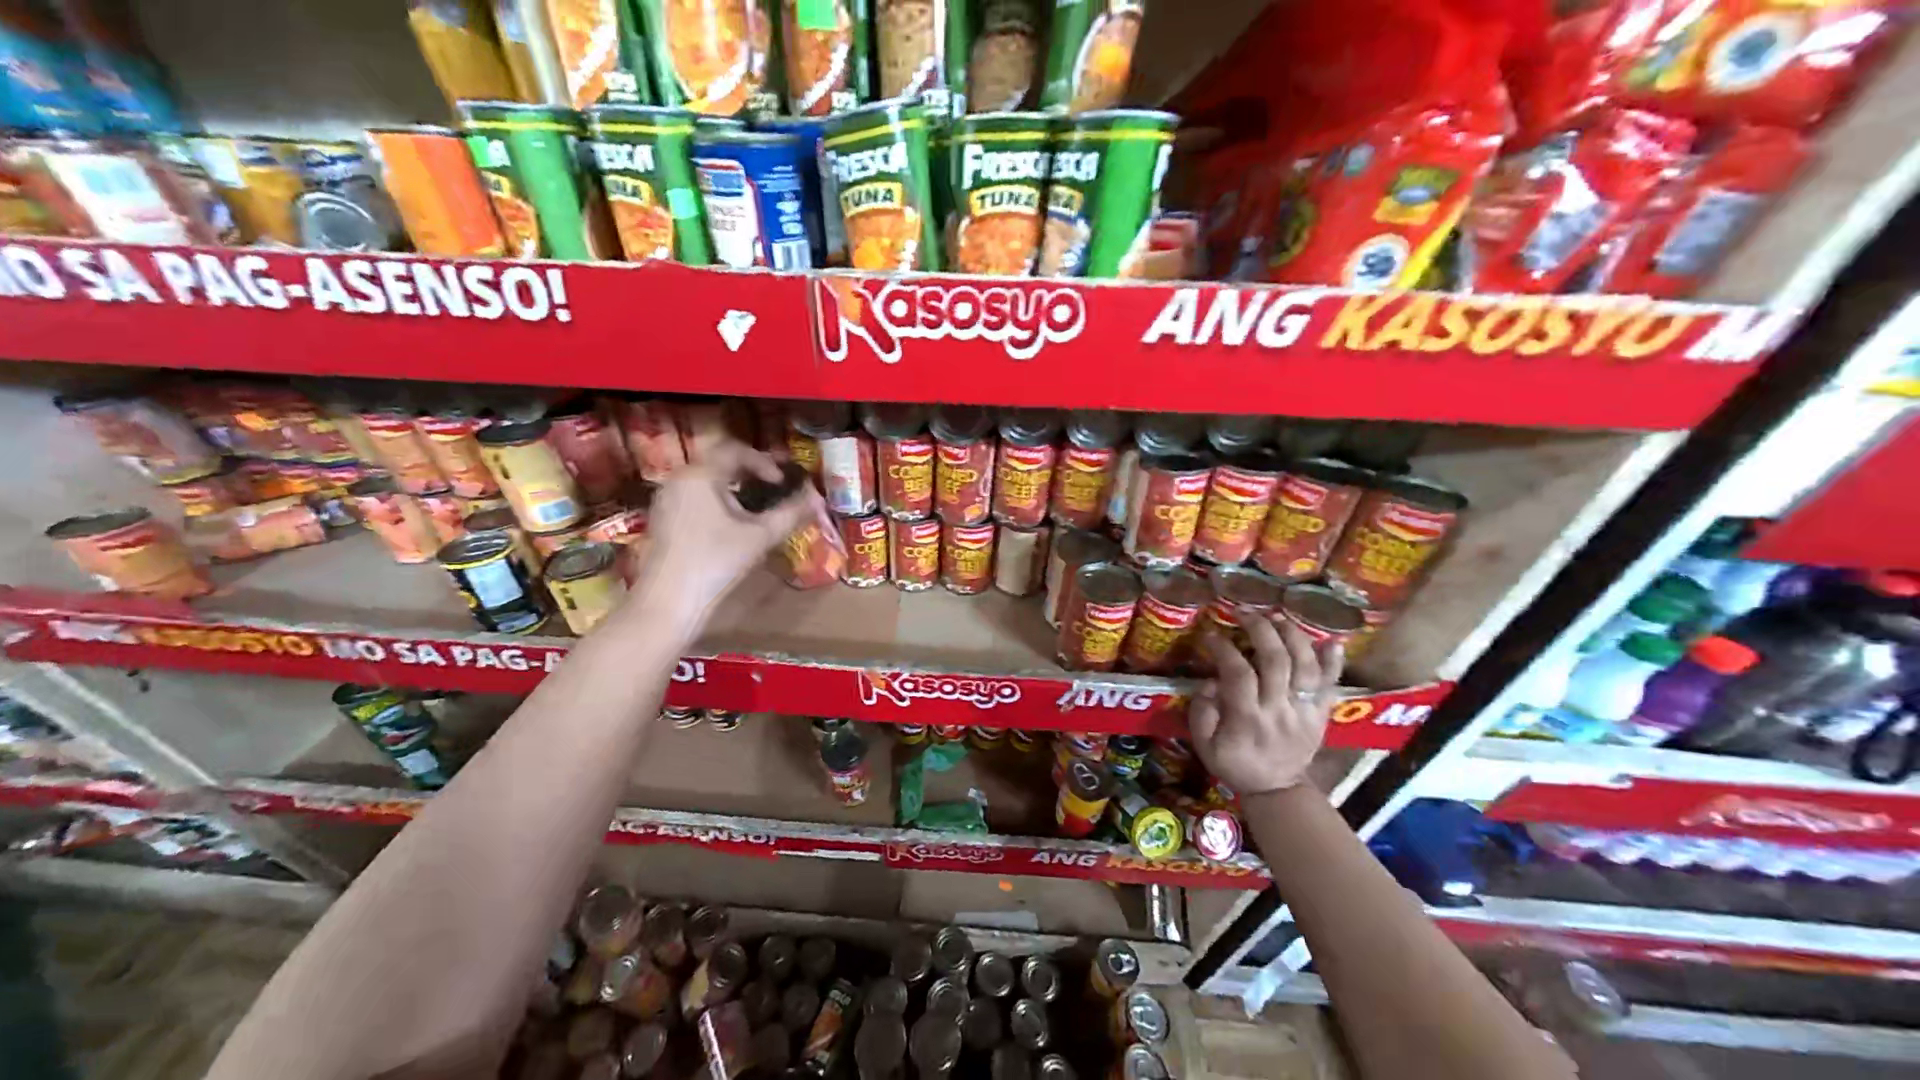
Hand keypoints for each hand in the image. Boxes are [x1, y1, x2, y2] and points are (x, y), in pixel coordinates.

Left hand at [628, 441, 818, 629]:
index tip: (782, 483)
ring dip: (735, 489)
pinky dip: (718, 503)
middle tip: (775, 490)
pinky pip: (695, 498)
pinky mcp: (663, 520)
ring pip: (706, 482)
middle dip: (750, 474)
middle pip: (719, 463)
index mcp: (700, 475)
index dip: (764, 462)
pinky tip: (733, 527)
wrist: (668, 603)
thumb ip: (790, 513)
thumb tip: (816, 499)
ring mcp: (667, 500)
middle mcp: (679, 479)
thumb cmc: (715, 562)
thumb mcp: (759, 536)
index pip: (735, 449)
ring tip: (758, 510)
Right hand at [1188, 613, 1345, 796]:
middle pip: (1276, 661)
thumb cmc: (1234, 763)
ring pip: (1306, 666)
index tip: (1212, 635)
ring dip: (1293, 636)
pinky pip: (1333, 685)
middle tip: (1245, 613)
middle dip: (1261, 630)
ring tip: (1277, 617)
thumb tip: (1211, 681)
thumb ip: (1202, 711)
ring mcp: (1305, 711)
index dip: (1224, 649)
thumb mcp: (1204, 744)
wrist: (1277, 789)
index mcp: (1247, 719)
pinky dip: (1335, 662)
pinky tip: (1333, 640)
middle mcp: (1279, 710)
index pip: (1238, 673)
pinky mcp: (1322, 714)